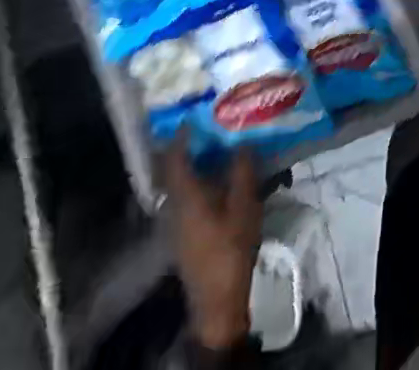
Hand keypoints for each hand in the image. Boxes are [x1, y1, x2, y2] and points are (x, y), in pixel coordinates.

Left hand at [162, 139, 261, 351]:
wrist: (218, 301)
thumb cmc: (230, 249)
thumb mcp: (244, 207)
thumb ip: (242, 172)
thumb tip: (242, 143)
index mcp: (185, 194)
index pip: (174, 156)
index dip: (182, 135)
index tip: (196, 116)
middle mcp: (174, 203)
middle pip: (174, 168)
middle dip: (188, 147)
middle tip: (210, 129)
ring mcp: (176, 220)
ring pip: (181, 183)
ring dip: (195, 165)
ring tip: (219, 151)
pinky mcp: (184, 233)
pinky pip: (187, 196)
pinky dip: (200, 182)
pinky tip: (220, 183)